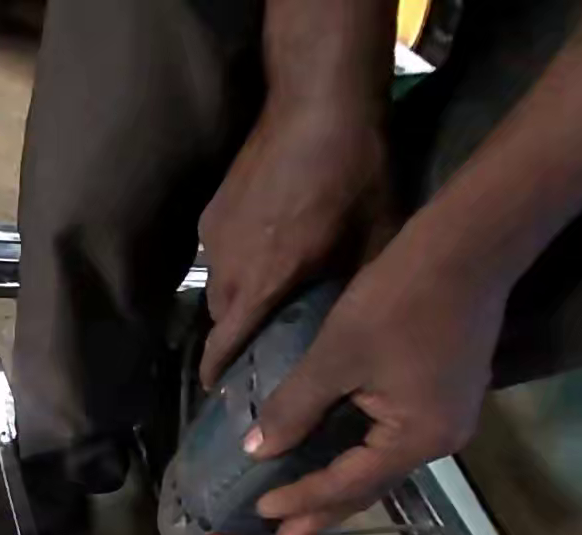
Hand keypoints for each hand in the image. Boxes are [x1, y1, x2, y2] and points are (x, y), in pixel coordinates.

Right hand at [197, 99, 393, 389]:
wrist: (318, 98)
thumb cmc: (352, 172)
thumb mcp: (370, 241)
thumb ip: (350, 291)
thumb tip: (347, 327)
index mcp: (263, 283)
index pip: (223, 344)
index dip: (216, 371)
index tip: (215, 390)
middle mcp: (229, 267)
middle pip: (220, 320)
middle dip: (234, 336)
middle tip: (259, 340)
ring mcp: (215, 237)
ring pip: (216, 289)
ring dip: (234, 300)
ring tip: (261, 295)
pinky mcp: (211, 212)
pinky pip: (217, 256)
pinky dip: (234, 265)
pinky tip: (260, 250)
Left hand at [246, 230, 508, 534]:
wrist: (470, 243)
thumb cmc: (398, 297)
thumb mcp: (335, 357)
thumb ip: (293, 409)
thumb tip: (256, 450)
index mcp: (416, 438)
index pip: (346, 482)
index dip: (302, 498)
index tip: (262, 511)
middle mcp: (438, 442)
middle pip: (368, 487)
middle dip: (323, 512)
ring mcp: (446, 423)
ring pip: (380, 469)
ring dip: (339, 490)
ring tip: (302, 513)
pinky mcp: (443, 402)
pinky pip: (390, 447)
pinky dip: (357, 461)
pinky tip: (335, 466)